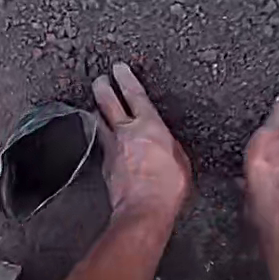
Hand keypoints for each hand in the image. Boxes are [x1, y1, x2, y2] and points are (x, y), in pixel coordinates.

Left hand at [92, 63, 192, 223]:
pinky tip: (104, 140)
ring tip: (97, 106)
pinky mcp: (105, 166)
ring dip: (97, 112)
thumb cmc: (167, 188)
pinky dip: (102, 138)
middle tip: (100, 79)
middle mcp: (126, 133)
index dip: (126, 79)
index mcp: (149, 126)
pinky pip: (102, 145)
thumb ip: (170, 145)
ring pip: (99, 122)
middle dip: (103, 87)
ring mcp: (112, 149)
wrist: (144, 210)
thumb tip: (164, 142)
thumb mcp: (181, 160)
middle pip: (108, 102)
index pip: (135, 95)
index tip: (119, 69)